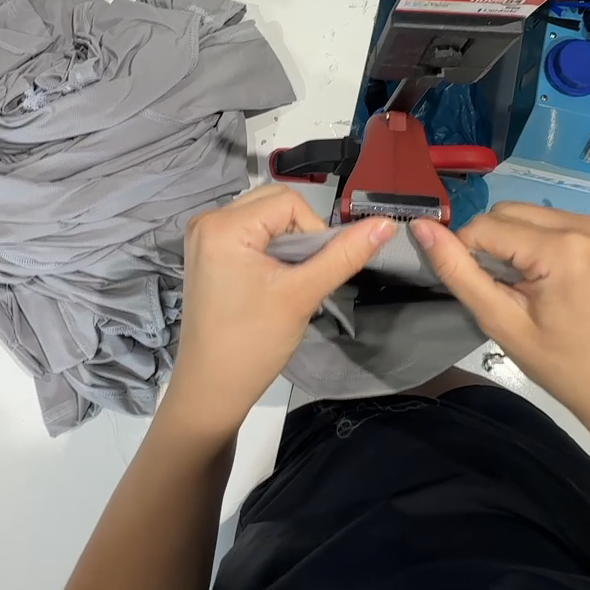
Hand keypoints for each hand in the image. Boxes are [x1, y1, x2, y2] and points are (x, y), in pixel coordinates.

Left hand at [161, 185, 393, 437]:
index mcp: (223, 225)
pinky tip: (268, 279)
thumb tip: (386, 224)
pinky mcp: (205, 250)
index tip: (311, 271)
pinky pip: (248, 229)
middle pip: (273, 201)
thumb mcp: (303, 294)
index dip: (313, 231)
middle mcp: (207, 220)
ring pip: (263, 214)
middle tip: (299, 275)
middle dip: (298, 233)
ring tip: (283, 280)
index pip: (289, 202)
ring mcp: (203, 234)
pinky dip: (267, 246)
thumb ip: (345, 255)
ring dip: (284, 240)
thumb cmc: (253, 343)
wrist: (212, 387)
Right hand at [413, 204, 589, 448]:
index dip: (468, 254)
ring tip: (527, 286)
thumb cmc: (564, 367)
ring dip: (513, 241)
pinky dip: (536, 241)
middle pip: (506, 212)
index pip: (485, 226)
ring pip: (526, 213)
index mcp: (564, 250)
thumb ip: (457, 272)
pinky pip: (550, 220)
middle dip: (492, 245)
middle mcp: (588, 225)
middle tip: (505, 291)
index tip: (481, 291)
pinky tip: (547, 277)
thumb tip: (420, 228)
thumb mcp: (502, 323)